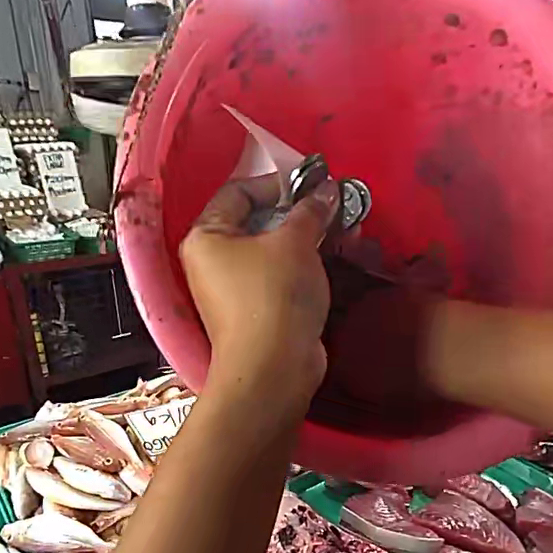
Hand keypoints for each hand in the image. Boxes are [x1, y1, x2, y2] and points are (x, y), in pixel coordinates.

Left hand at [179, 173, 336, 410]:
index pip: (238, 192)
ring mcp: (235, 291)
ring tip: (346, 228)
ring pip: (275, 251)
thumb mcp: (295, 241)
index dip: (277, 183)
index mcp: (206, 237)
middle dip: (301, 212)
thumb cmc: (274, 296)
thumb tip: (327, 191)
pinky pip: (283, 277)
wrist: (274, 369)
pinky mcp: (259, 313)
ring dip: (311, 238)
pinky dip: (307, 265)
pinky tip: (337, 256)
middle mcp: (213, 263)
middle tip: (335, 205)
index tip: (314, 183)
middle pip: (258, 223)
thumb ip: (311, 210)